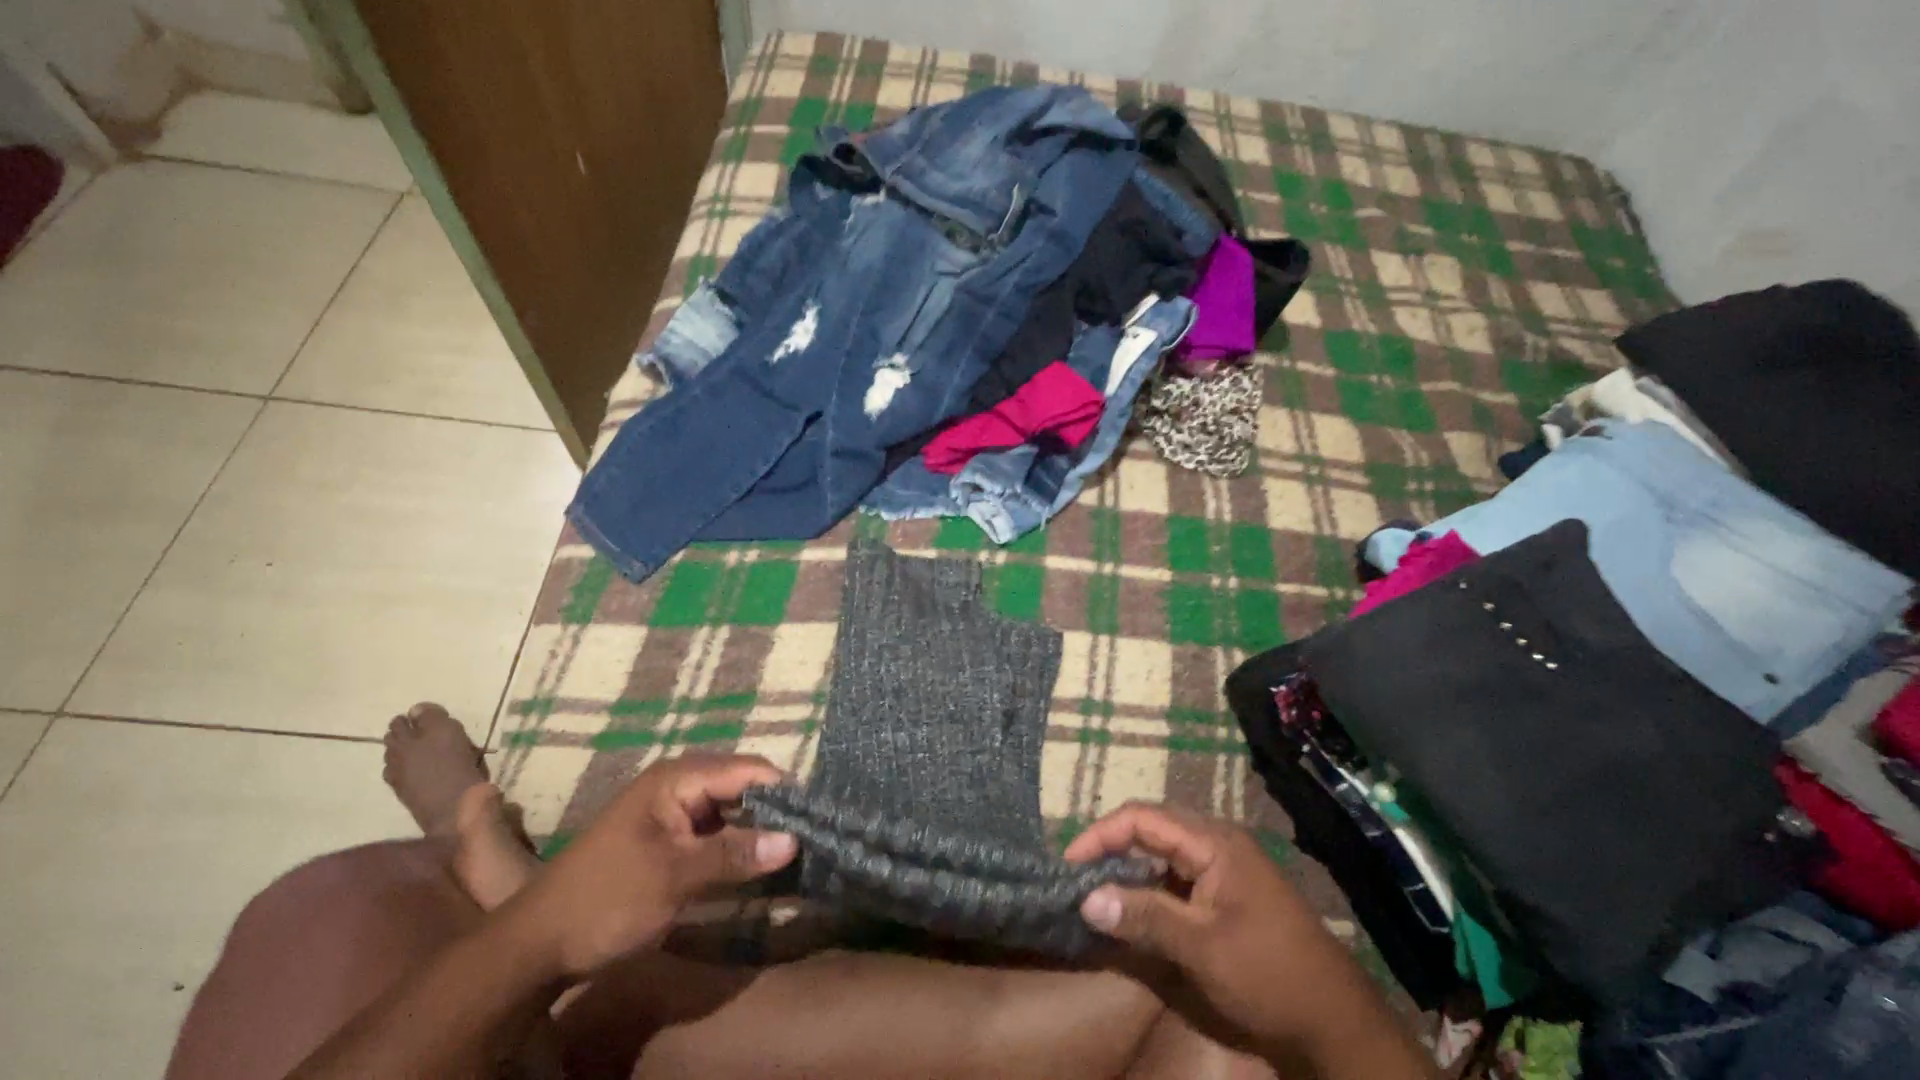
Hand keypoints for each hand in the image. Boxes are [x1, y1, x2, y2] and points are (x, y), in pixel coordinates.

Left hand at [498, 754, 797, 978]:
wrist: (539, 943)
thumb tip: (795, 839)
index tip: (821, 816)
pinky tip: (762, 865)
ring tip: (798, 850)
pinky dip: (738, 846)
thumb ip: (735, 853)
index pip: (746, 769)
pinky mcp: (668, 842)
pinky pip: (715, 833)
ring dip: (758, 829)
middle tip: (815, 836)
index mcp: (675, 779)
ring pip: (730, 810)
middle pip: (741, 785)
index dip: (783, 790)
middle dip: (775, 808)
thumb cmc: (607, 899)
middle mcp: (676, 786)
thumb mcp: (675, 876)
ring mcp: (671, 814)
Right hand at [1066, 803, 1429, 1075]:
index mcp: (1216, 842)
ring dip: (1130, 866)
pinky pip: (1180, 874)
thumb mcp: (1200, 946)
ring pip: (1165, 851)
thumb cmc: (1268, 974)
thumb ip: (1143, 915)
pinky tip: (1135, 908)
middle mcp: (1221, 843)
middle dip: (1112, 845)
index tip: (1068, 864)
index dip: (1101, 834)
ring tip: (1098, 891)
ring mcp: (1228, 867)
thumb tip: (1086, 898)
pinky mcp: (1230, 893)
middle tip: (1078, 874)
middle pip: (1153, 826)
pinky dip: (1151, 885)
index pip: (1144, 817)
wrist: (1335, 1018)